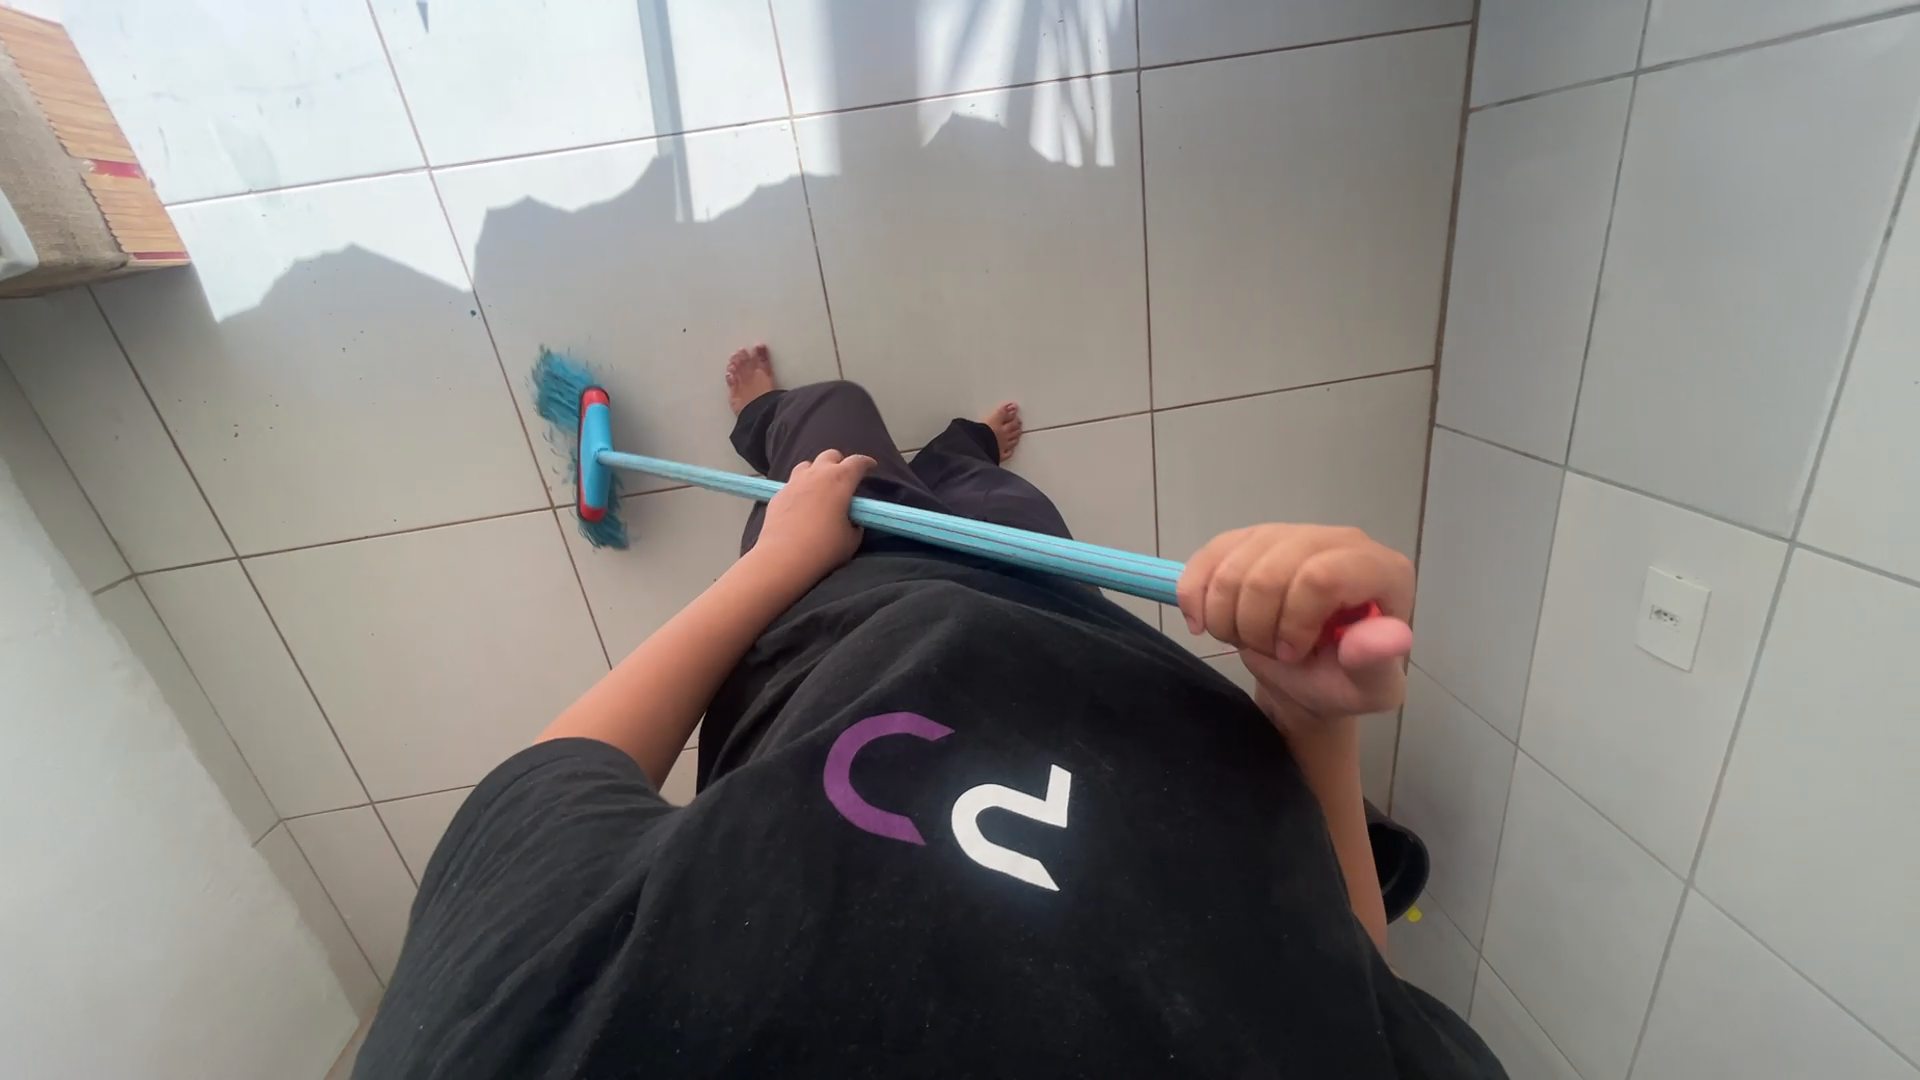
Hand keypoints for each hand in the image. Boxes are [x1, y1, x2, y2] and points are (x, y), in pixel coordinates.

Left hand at [752, 449, 875, 585]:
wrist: (784, 557)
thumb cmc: (824, 547)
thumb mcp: (852, 539)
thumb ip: (855, 523)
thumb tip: (852, 520)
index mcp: (841, 480)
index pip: (857, 462)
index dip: (867, 463)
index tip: (871, 467)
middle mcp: (817, 474)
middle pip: (830, 455)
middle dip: (840, 462)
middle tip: (844, 477)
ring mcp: (794, 482)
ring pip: (807, 465)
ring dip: (817, 471)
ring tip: (820, 486)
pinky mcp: (778, 494)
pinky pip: (792, 484)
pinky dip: (800, 488)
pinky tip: (802, 504)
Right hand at [1176, 525, 1413, 736]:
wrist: (1301, 675)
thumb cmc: (1337, 681)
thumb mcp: (1368, 690)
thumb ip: (1378, 665)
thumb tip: (1391, 636)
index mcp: (1379, 570)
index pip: (1321, 577)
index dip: (1293, 621)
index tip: (1292, 653)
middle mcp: (1336, 539)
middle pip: (1268, 572)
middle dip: (1254, 625)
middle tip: (1267, 650)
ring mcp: (1287, 533)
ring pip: (1232, 565)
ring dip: (1224, 616)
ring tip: (1244, 638)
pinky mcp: (1247, 539)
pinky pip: (1206, 557)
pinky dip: (1194, 596)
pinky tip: (1203, 622)